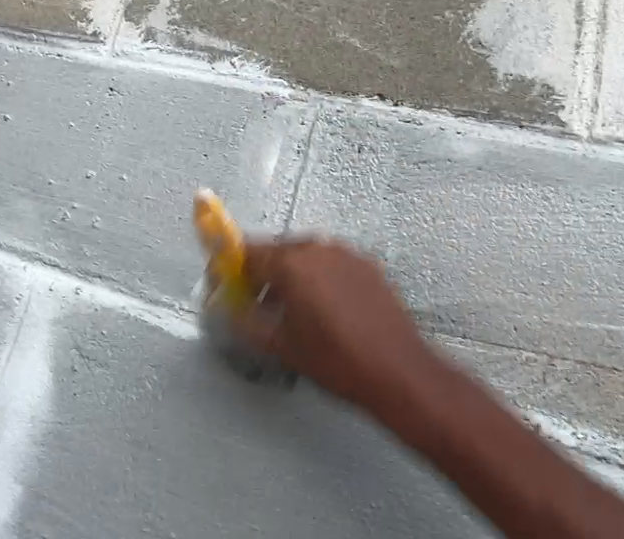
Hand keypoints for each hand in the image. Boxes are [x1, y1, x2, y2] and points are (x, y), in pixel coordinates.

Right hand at [234, 238, 431, 408]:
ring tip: (291, 311)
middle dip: (261, 274)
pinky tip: (323, 310)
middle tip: (256, 302)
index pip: (246, 251)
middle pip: (276, 251)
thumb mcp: (280, 346)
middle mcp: (318, 249)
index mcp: (291, 262)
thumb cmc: (339, 361)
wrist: (400, 374)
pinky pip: (330, 264)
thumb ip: (245, 322)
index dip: (229, 267)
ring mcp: (346, 254)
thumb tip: (227, 311)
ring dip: (291, 276)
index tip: (224, 282)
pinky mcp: (368, 266)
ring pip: (305, 257)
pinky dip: (319, 279)